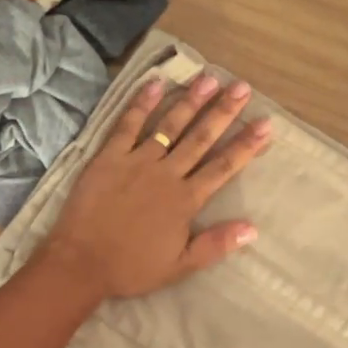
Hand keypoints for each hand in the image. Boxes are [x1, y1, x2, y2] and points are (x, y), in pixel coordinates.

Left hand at [38, 71, 271, 299]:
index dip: (245, 146)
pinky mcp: (108, 157)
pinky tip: (155, 83)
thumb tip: (253, 228)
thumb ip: (215, 245)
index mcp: (185, 201)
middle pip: (200, 138)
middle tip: (242, 87)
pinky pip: (128, 125)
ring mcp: (136, 162)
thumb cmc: (130, 268)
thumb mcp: (178, 266)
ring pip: (169, 125)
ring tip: (209, 78)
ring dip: (190, 101)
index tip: (266, 124)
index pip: (222, 167)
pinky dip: (142, 103)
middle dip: (223, 112)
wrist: (82, 263)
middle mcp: (166, 174)